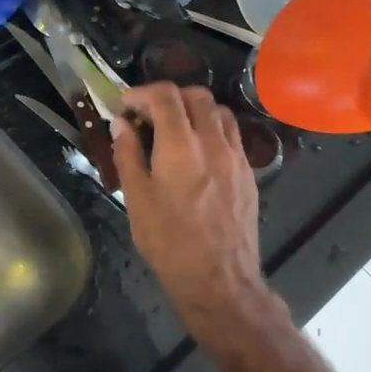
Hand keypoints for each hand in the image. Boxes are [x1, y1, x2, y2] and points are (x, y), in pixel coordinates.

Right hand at [112, 83, 274, 336]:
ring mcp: (236, 158)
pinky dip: (210, 130)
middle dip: (168, 96)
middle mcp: (213, 144)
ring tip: (172, 129)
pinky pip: (231, 136)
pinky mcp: (248, 174)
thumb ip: (128, 154)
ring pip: (220, 112)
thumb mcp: (136, 198)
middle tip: (146, 115)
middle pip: (197, 96)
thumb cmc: (168, 240)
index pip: (165, 96)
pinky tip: (194, 153)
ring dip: (193, 110)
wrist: (218, 278)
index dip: (141, 93)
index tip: (124, 106)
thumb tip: (122, 125)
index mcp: (180, 147)